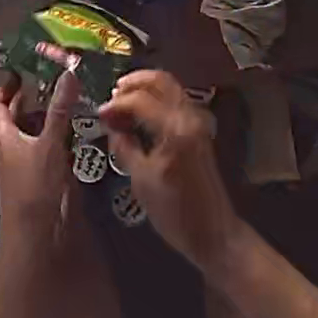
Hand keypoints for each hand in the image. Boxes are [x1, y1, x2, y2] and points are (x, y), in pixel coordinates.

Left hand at [0, 70, 80, 239]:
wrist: (40, 243)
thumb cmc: (36, 188)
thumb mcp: (50, 145)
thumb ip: (60, 111)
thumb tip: (68, 72)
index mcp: (4, 137)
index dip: (5, 88)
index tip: (20, 71)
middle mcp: (13, 150)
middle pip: (16, 121)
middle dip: (29, 102)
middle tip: (50, 83)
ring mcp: (29, 168)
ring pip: (34, 137)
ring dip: (48, 122)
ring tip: (69, 105)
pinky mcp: (46, 184)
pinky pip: (51, 155)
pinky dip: (61, 142)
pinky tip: (79, 137)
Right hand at [99, 70, 241, 269]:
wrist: (217, 237)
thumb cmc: (176, 212)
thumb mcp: (141, 179)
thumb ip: (124, 146)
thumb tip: (111, 125)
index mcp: (175, 130)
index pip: (138, 100)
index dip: (115, 105)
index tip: (99, 115)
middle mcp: (189, 118)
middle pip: (159, 80)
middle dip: (132, 84)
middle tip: (112, 97)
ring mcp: (197, 123)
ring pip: (168, 87)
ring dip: (144, 89)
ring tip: (122, 104)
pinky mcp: (199, 131)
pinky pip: (174, 100)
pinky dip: (155, 99)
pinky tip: (139, 115)